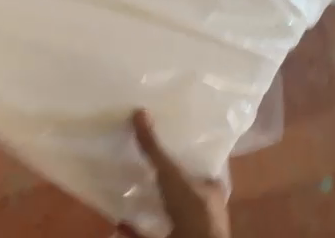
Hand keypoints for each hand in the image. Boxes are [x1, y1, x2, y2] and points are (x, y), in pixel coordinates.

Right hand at [121, 110, 230, 237]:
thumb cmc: (193, 209)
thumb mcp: (172, 173)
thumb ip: (155, 147)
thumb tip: (139, 111)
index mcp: (213, 190)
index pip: (204, 168)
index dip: (189, 155)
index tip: (170, 140)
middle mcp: (205, 208)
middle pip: (185, 187)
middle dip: (167, 176)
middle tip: (143, 156)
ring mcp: (189, 225)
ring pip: (170, 208)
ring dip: (152, 199)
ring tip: (131, 183)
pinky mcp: (173, 236)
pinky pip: (152, 230)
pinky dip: (136, 226)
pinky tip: (121, 219)